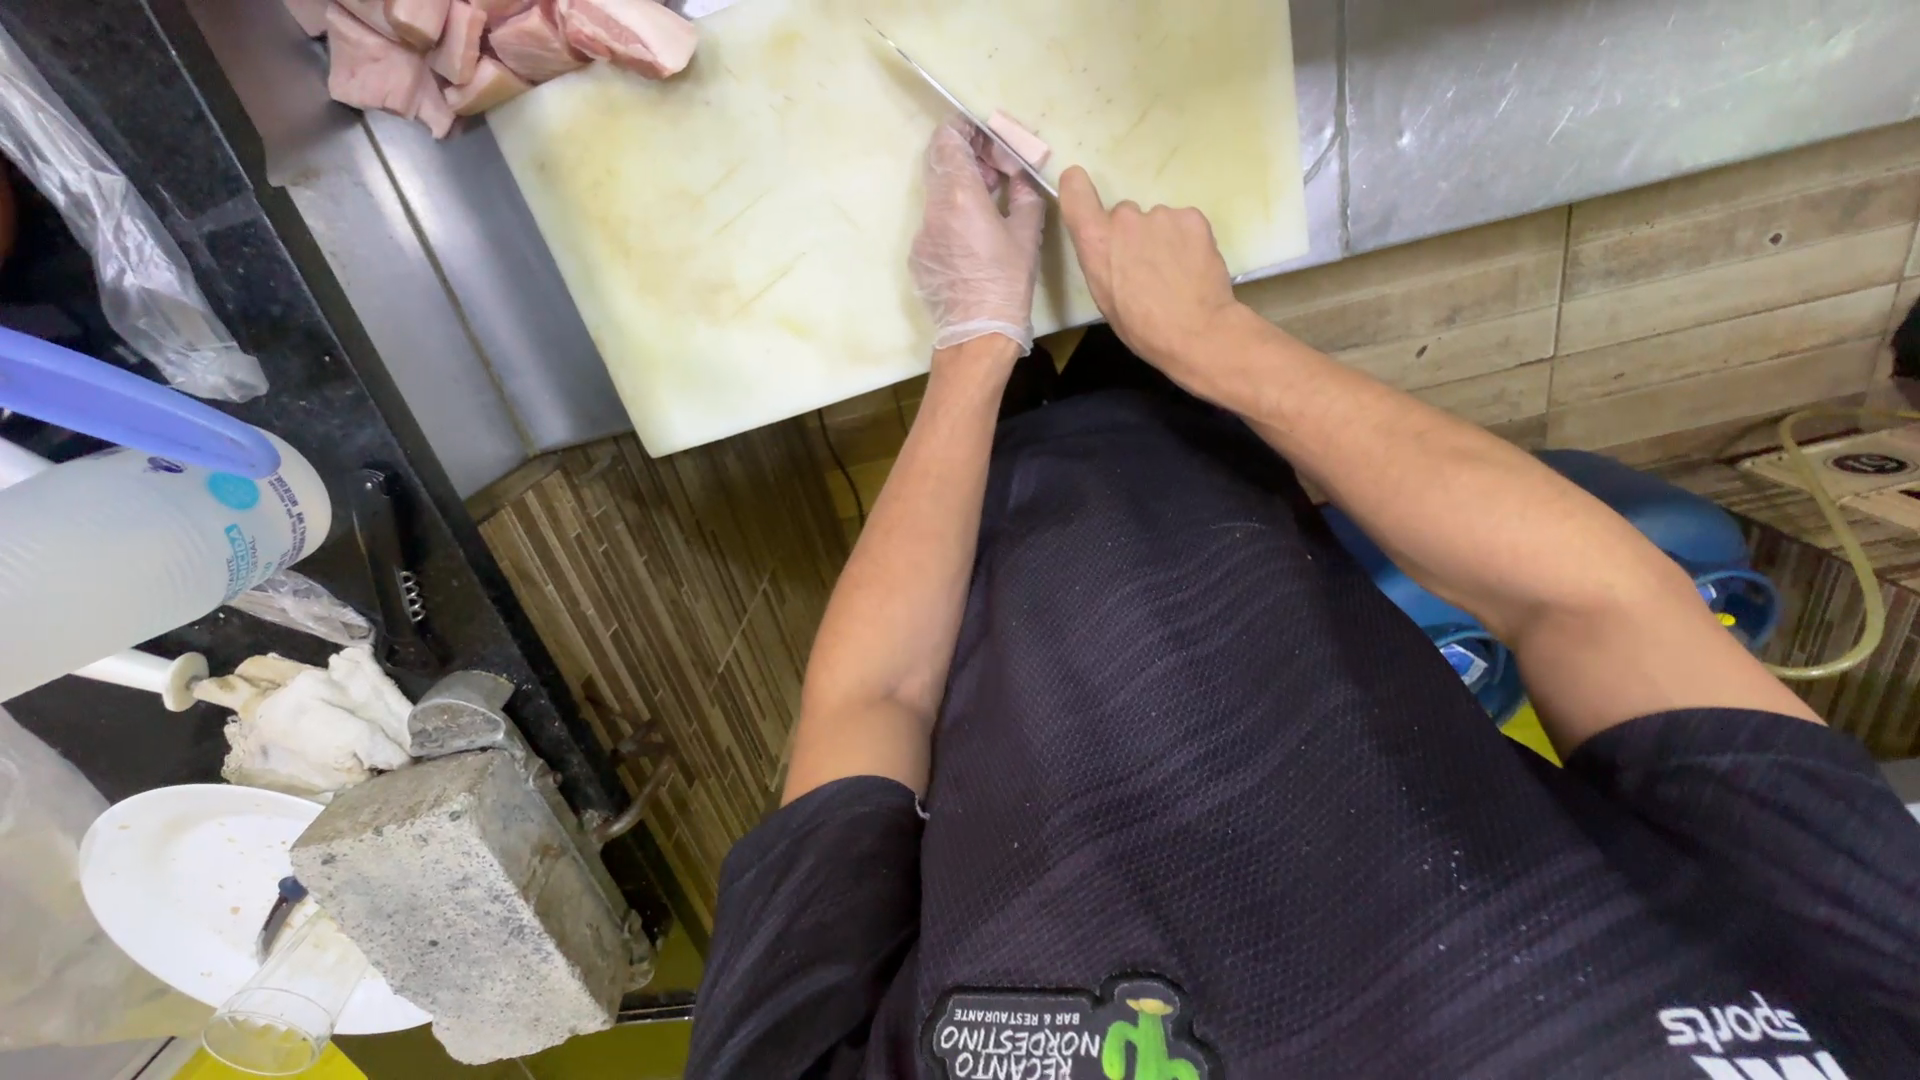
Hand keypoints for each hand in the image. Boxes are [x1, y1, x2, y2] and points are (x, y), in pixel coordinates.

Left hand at [910, 117, 1046, 353]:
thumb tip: (1019, 178)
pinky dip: (952, 221)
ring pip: (937, 198)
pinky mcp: (919, 259)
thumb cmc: (1007, 284)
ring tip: (988, 206)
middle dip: (966, 159)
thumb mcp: (1027, 235)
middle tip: (993, 170)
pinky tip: (973, 242)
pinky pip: (934, 227)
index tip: (982, 136)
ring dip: (960, 192)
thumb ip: (1024, 195)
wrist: (978, 334)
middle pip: (939, 165)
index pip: (947, 140)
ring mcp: (921, 236)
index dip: (963, 129)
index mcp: (959, 196)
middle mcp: (933, 210)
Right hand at [1059, 166, 1248, 388]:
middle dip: (1132, 234)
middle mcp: (1125, 218)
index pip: (1075, 191)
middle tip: (1146, 267)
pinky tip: (1192, 266)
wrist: (1196, 331)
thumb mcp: (1105, 298)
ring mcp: (1161, 214)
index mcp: (1096, 242)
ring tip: (1174, 273)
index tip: (1081, 190)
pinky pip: (1183, 223)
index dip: (1078, 187)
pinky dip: (1187, 240)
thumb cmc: (1141, 326)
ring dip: (1162, 239)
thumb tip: (1112, 249)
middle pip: (1123, 215)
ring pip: (1157, 221)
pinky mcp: (1193, 217)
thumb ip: (1101, 260)